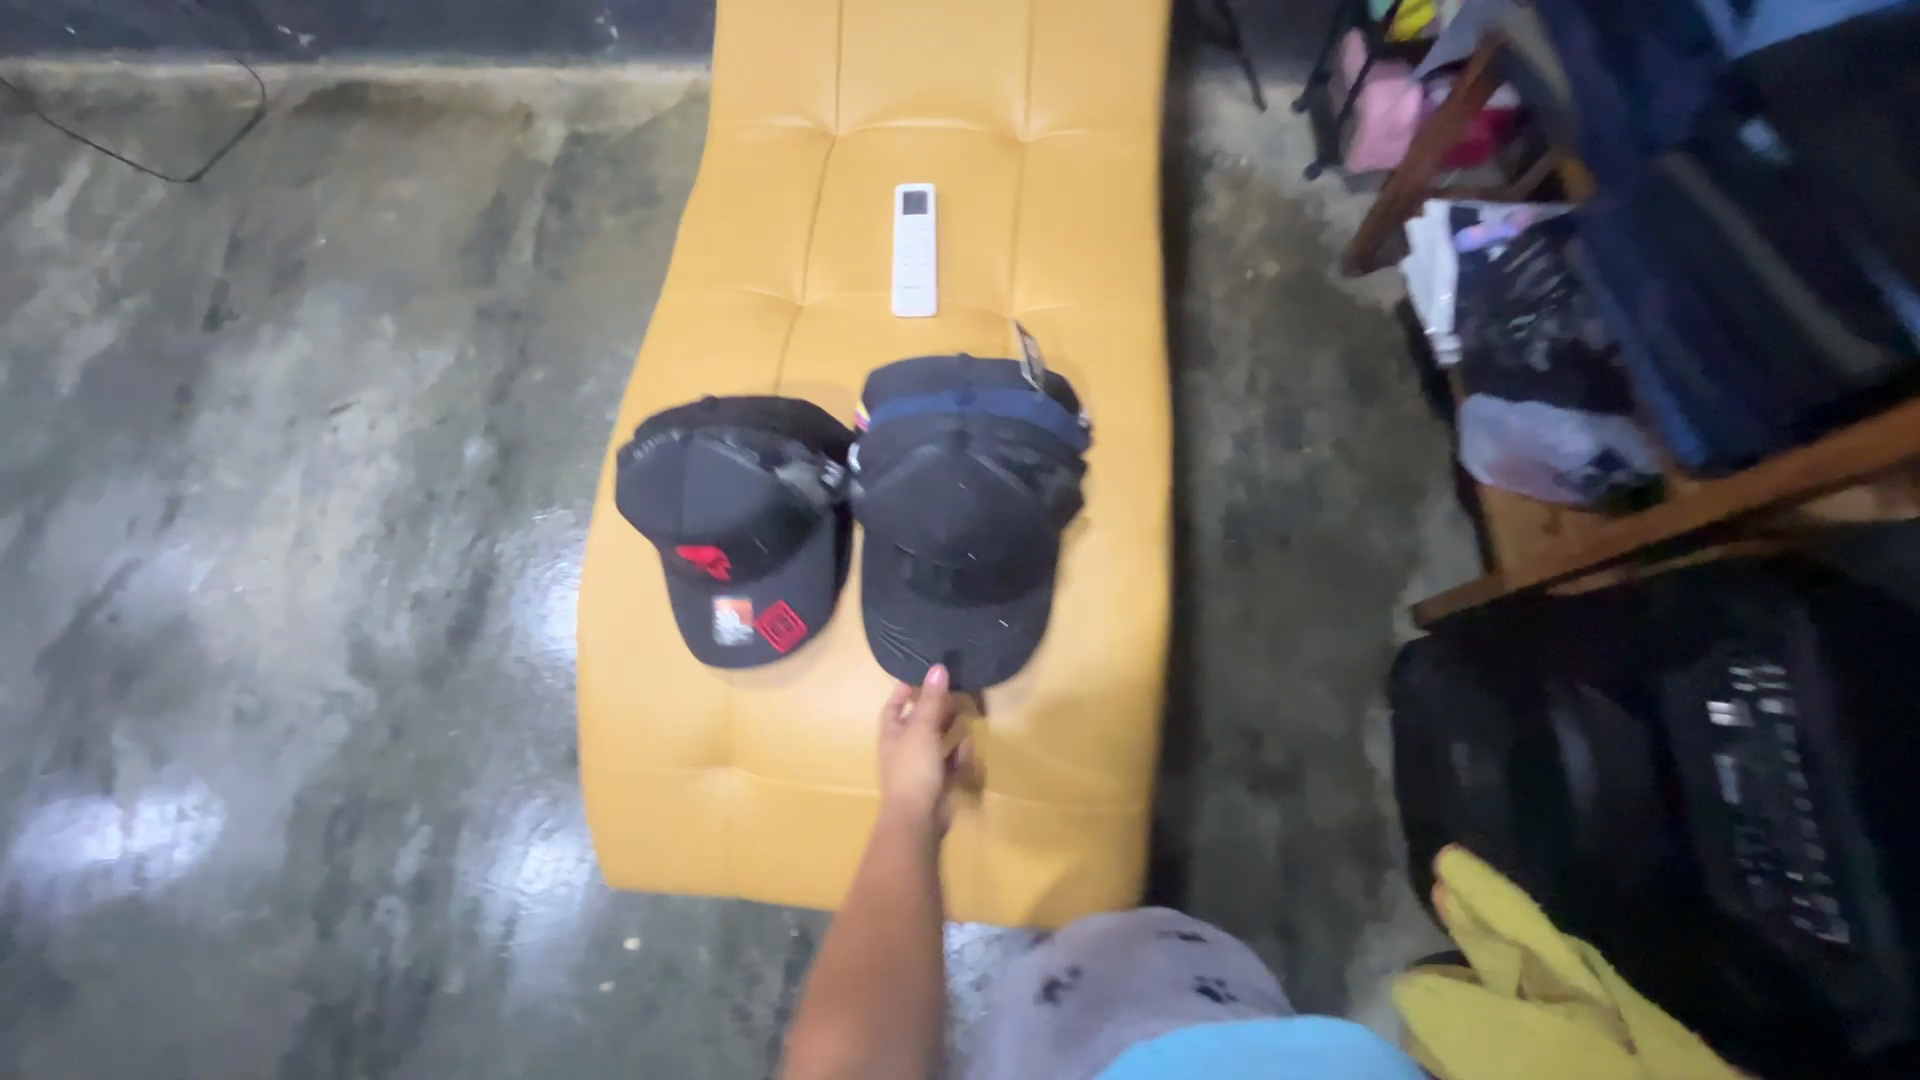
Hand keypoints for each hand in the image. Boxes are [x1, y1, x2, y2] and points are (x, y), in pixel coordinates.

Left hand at [877, 665, 972, 832]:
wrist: (917, 818)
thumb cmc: (913, 768)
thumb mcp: (923, 728)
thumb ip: (932, 699)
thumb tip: (938, 667)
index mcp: (892, 734)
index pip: (893, 706)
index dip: (903, 692)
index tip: (919, 677)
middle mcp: (903, 749)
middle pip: (918, 723)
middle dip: (935, 710)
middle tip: (954, 693)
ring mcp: (919, 768)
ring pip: (936, 742)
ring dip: (949, 731)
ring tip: (965, 717)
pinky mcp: (936, 784)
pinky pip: (948, 764)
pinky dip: (957, 757)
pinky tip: (968, 750)